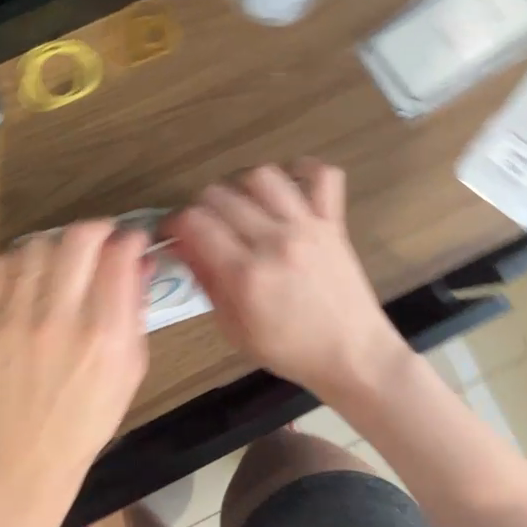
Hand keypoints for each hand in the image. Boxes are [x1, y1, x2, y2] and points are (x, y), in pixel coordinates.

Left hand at [0, 221, 150, 485]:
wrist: (26, 458)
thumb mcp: (131, 369)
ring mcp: (16, 320)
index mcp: (105, 335)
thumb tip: (139, 261)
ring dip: (57, 244)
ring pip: (37, 246)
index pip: (119, 256)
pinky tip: (30, 275)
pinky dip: (19, 261)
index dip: (130, 237)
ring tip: (63, 260)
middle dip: (97, 229)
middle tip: (101, 239)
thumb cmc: (90, 418)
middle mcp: (60, 320)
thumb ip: (136, 311)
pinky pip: (0, 267)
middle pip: (77, 238)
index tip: (131, 239)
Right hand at [162, 161, 408, 403]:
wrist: (354, 355)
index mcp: (245, 275)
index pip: (194, 223)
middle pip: (220, 195)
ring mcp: (307, 227)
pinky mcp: (333, 222)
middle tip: (205, 227)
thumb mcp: (234, 329)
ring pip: (261, 176)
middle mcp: (274, 242)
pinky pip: (322, 176)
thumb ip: (206, 281)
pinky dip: (303, 171)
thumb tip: (182, 246)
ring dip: (242, 187)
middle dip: (201, 208)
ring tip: (242, 208)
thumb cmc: (290, 351)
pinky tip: (288, 188)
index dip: (174, 223)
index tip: (173, 233)